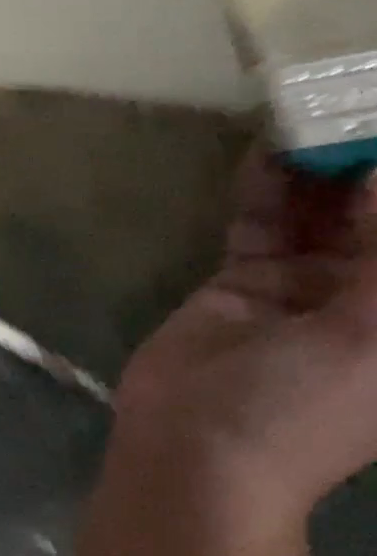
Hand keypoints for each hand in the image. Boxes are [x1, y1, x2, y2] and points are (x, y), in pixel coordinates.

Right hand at [115, 152, 376, 527]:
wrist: (197, 443)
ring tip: (315, 116)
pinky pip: (264, 224)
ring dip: (325, 169)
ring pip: (329, 213)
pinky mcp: (247, 281)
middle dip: (375, 169)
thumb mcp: (373, 332)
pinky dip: (265, 189)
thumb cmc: (308, 405)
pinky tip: (265, 151)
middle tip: (354, 112)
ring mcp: (312, 288)